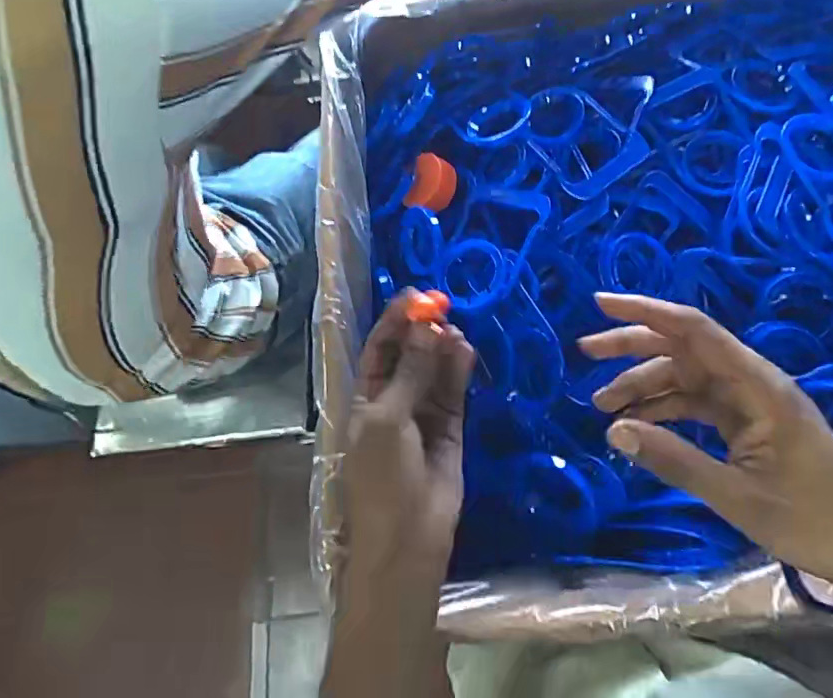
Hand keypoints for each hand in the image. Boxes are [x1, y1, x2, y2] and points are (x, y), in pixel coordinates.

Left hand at [340, 290, 476, 598]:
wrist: (408, 538)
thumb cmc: (382, 475)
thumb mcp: (388, 418)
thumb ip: (411, 372)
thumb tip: (427, 327)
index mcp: (366, 398)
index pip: (379, 349)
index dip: (394, 322)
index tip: (413, 295)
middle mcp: (394, 400)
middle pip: (409, 356)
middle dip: (422, 331)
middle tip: (441, 305)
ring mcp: (423, 414)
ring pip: (435, 371)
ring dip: (444, 348)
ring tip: (455, 328)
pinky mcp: (450, 429)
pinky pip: (454, 392)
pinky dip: (460, 370)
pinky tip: (466, 350)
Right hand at [580, 292, 832, 599]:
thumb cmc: (813, 520)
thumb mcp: (739, 496)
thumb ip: (674, 460)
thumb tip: (614, 430)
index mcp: (757, 386)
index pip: (694, 330)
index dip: (645, 310)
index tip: (601, 303)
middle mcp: (750, 381)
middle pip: (681, 346)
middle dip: (632, 345)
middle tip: (586, 350)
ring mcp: (747, 400)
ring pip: (682, 374)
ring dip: (642, 384)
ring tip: (602, 405)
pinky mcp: (744, 420)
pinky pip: (693, 401)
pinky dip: (662, 408)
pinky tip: (635, 425)